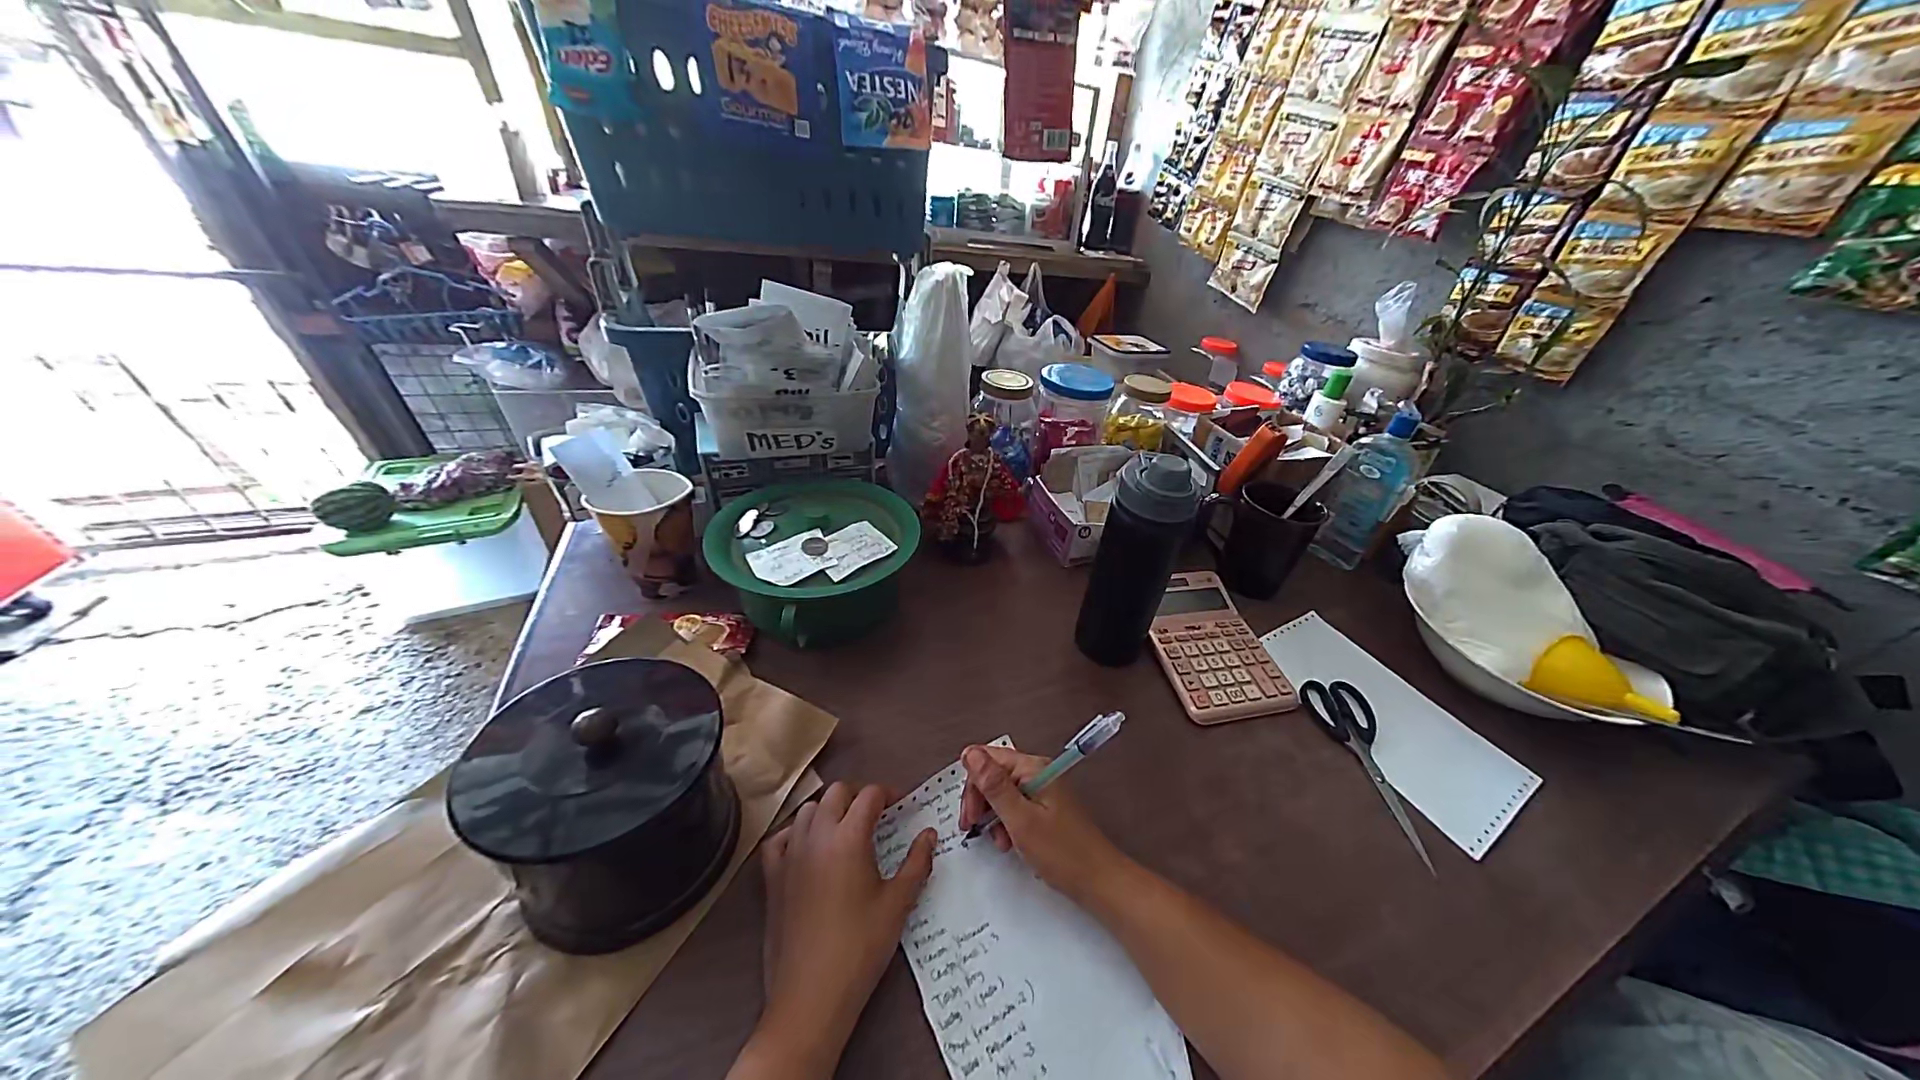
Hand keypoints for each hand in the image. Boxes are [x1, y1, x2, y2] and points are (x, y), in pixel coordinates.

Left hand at [758, 782, 934, 1058]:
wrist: (811, 995)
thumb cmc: (861, 947)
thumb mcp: (898, 904)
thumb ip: (917, 862)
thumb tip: (929, 834)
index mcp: (849, 836)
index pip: (870, 795)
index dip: (889, 793)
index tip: (902, 804)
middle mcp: (816, 835)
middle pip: (837, 792)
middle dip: (859, 795)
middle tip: (878, 813)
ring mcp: (790, 854)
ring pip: (808, 810)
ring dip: (829, 809)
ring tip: (847, 828)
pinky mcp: (772, 876)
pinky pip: (781, 838)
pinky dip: (797, 832)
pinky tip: (809, 847)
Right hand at [958, 744, 1129, 904]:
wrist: (1099, 881)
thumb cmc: (1063, 853)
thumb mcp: (1020, 819)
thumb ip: (994, 785)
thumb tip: (971, 753)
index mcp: (1034, 768)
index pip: (989, 758)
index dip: (973, 784)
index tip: (969, 813)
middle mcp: (1039, 773)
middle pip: (995, 774)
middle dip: (981, 800)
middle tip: (975, 826)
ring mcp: (1044, 790)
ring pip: (1003, 792)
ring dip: (993, 815)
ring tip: (999, 840)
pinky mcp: (1046, 808)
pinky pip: (1016, 807)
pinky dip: (1007, 823)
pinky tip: (1010, 841)